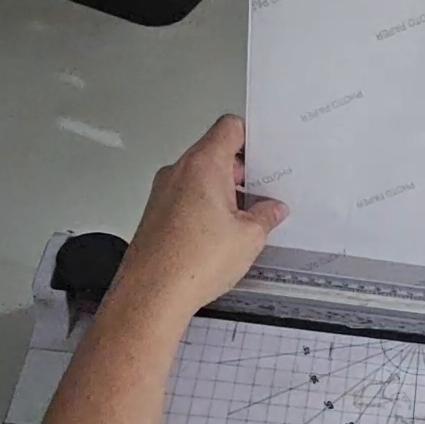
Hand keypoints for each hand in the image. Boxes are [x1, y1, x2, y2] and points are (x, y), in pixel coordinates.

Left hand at [121, 114, 288, 314]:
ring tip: (246, 219)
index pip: (229, 128)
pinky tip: (223, 234)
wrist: (152, 295)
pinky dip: (207, 206)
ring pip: (201, 176)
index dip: (252, 136)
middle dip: (243, 171)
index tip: (267, 152)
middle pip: (216, 152)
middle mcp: (179, 172)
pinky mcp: (157, 213)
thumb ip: (266, 215)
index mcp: (204, 165)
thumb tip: (272, 209)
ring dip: (225, 191)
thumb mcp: (250, 237)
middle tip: (265, 192)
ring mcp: (164, 192)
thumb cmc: (192, 263)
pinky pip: (187, 197)